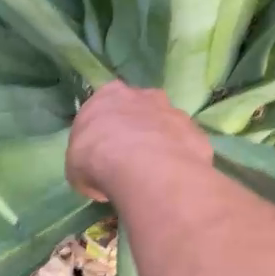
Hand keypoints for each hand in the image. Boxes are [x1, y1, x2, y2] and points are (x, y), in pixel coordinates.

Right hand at [66, 82, 213, 203]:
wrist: (143, 166)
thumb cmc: (98, 160)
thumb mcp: (77, 168)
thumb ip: (90, 164)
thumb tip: (102, 181)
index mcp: (110, 95)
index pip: (107, 105)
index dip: (108, 128)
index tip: (106, 149)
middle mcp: (145, 96)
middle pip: (142, 110)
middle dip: (139, 130)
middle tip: (133, 161)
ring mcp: (175, 112)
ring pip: (168, 127)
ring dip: (163, 144)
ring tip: (157, 174)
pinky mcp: (197, 133)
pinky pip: (187, 147)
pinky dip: (182, 160)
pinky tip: (176, 180)